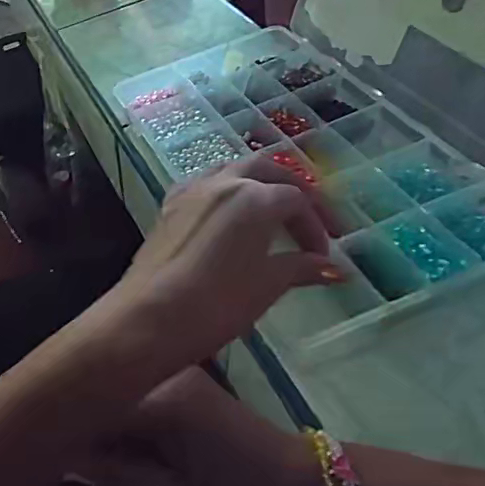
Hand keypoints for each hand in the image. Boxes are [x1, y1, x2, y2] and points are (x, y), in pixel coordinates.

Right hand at [70, 368, 237, 485]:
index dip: (68, 439)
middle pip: (102, 404)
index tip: (63, 476)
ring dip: (111, 449)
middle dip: (93, 451)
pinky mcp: (181, 387)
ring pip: (117, 407)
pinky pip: (137, 407)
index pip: (89, 406)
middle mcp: (160, 373)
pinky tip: (135, 476)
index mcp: (158, 395)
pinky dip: (131, 440)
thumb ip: (115, 475)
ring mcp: (172, 376)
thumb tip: (65, 461)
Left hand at [98, 157, 342, 378]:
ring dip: (253, 183)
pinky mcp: (167, 207)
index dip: (314, 226)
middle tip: (305, 215)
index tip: (323, 256)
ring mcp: (189, 192)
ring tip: (268, 212)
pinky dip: (222, 191)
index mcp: (253, 196)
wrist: (150, 315)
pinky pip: (201, 185)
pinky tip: (226, 216)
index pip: (296, 200)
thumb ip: (301, 268)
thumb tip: (334, 268)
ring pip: (229, 170)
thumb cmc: (218, 301)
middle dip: (289, 187)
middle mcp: (221, 183)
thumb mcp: (267, 285)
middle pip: (263, 169)